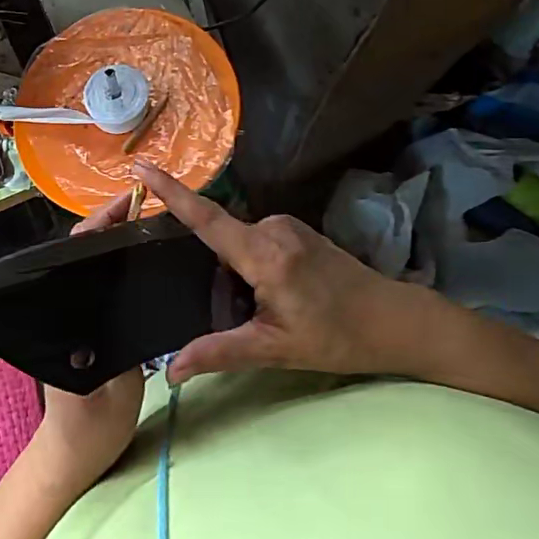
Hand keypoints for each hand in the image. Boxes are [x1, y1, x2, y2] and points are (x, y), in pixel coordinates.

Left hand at [8, 189, 145, 496]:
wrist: (78, 455)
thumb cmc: (87, 424)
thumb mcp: (108, 384)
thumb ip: (118, 345)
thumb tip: (127, 296)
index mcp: (66, 313)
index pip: (75, 256)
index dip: (98, 226)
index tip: (127, 204)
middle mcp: (72, 309)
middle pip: (88, 256)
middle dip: (113, 228)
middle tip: (151, 208)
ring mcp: (86, 320)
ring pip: (100, 272)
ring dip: (122, 248)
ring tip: (158, 228)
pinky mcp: (100, 333)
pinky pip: (112, 294)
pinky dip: (129, 275)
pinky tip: (155, 270)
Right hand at [134, 160, 440, 384]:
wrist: (397, 321)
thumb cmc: (337, 337)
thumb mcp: (275, 349)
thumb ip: (219, 352)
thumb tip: (172, 370)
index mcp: (265, 255)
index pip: (206, 218)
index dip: (171, 192)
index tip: (142, 168)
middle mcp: (273, 229)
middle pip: (216, 238)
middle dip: (209, 271)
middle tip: (233, 312)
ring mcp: (286, 226)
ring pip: (234, 243)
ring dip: (230, 273)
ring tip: (258, 310)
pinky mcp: (294, 230)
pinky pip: (252, 241)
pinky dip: (245, 266)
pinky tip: (270, 296)